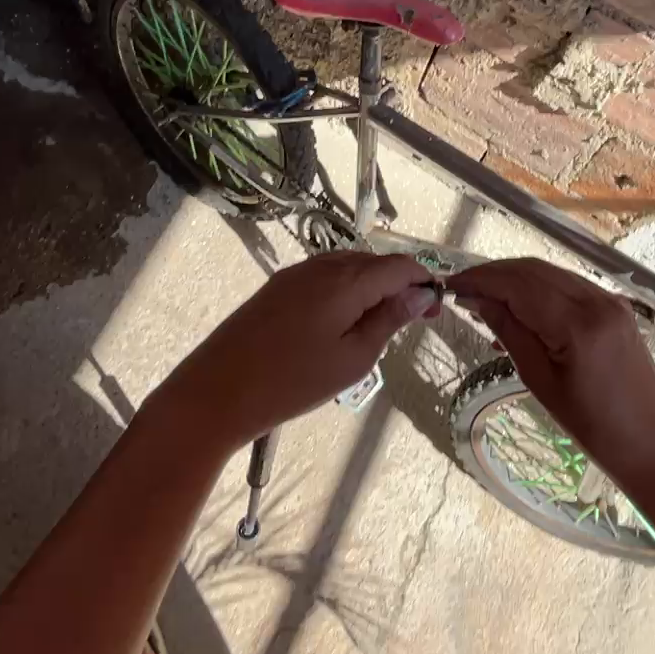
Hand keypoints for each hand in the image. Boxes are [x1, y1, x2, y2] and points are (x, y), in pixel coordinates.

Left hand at [146, 252, 439, 450]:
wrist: (216, 391)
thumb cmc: (292, 382)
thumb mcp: (353, 358)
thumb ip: (388, 320)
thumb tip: (421, 293)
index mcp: (345, 280)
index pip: (399, 264)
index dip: (424, 280)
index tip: (437, 309)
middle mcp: (322, 265)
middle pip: (374, 262)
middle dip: (400, 284)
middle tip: (415, 321)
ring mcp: (296, 273)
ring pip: (349, 267)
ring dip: (373, 287)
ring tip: (382, 324)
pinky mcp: (278, 286)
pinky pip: (325, 276)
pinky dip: (347, 290)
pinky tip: (346, 320)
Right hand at [448, 258, 654, 485]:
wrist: (651, 440)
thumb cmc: (591, 425)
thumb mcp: (539, 381)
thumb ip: (508, 331)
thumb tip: (474, 299)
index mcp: (577, 324)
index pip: (517, 285)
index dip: (481, 280)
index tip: (450, 286)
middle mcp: (596, 300)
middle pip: (532, 270)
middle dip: (493, 274)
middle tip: (461, 289)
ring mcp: (608, 299)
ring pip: (548, 272)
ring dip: (513, 278)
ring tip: (482, 298)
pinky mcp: (613, 304)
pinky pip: (565, 284)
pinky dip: (536, 288)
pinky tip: (517, 306)